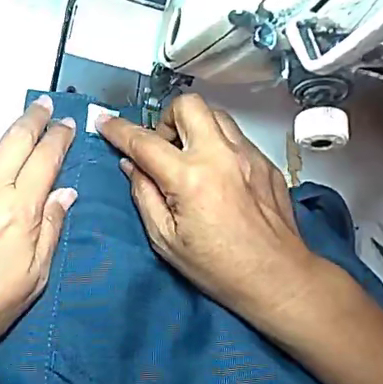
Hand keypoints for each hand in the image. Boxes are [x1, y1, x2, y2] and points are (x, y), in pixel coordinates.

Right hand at [97, 93, 340, 324]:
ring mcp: (248, 156)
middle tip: (161, 148)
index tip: (105, 122)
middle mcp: (221, 156)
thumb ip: (143, 195)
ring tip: (188, 158)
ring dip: (194, 128)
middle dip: (166, 119)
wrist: (277, 278)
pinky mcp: (266, 163)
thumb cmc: (217, 267)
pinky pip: (235, 137)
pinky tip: (216, 176)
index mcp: (190, 178)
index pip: (144, 141)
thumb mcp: (165, 239)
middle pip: (187, 106)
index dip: (118, 129)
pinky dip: (217, 145)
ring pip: (215, 115)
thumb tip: (131, 166)